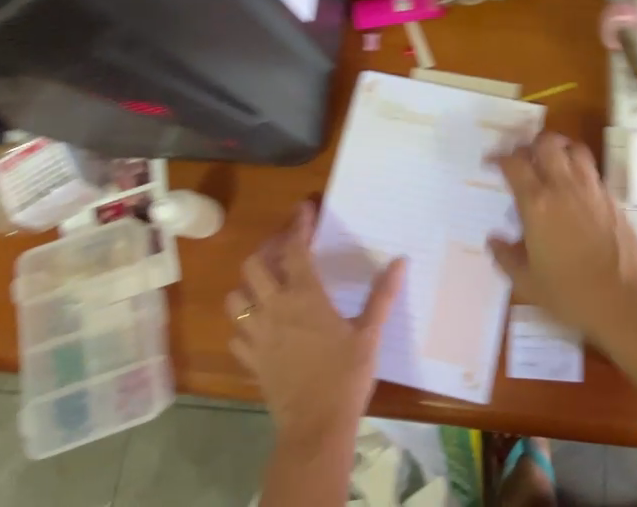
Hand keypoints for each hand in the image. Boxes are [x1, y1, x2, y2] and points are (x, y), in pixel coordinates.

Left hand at [226, 201, 404, 443]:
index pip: (294, 249)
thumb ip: (383, 296)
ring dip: (249, 286)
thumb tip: (400, 262)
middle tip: (286, 249)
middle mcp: (275, 309)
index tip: (305, 208)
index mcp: (305, 297)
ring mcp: (257, 336)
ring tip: (268, 285)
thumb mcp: (370, 335)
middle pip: (254, 265)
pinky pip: (236, 333)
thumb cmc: (346, 377)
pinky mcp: (250, 360)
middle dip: (267, 250)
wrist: (315, 427)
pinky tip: (261, 325)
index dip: (298, 225)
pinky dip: (244, 322)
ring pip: (236, 297)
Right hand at [489, 133, 636, 345]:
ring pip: (573, 149)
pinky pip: (591, 170)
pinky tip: (573, 189)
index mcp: (538, 203)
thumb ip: (506, 257)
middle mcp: (564, 187)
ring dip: (557, 149)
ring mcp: (592, 189)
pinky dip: (577, 169)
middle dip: (529, 145)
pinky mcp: (612, 198)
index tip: (491, 163)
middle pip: (546, 144)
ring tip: (549, 163)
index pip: (514, 164)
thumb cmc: (570, 293)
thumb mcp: (527, 283)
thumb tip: (494, 239)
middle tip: (521, 159)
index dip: (499, 158)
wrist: (625, 300)